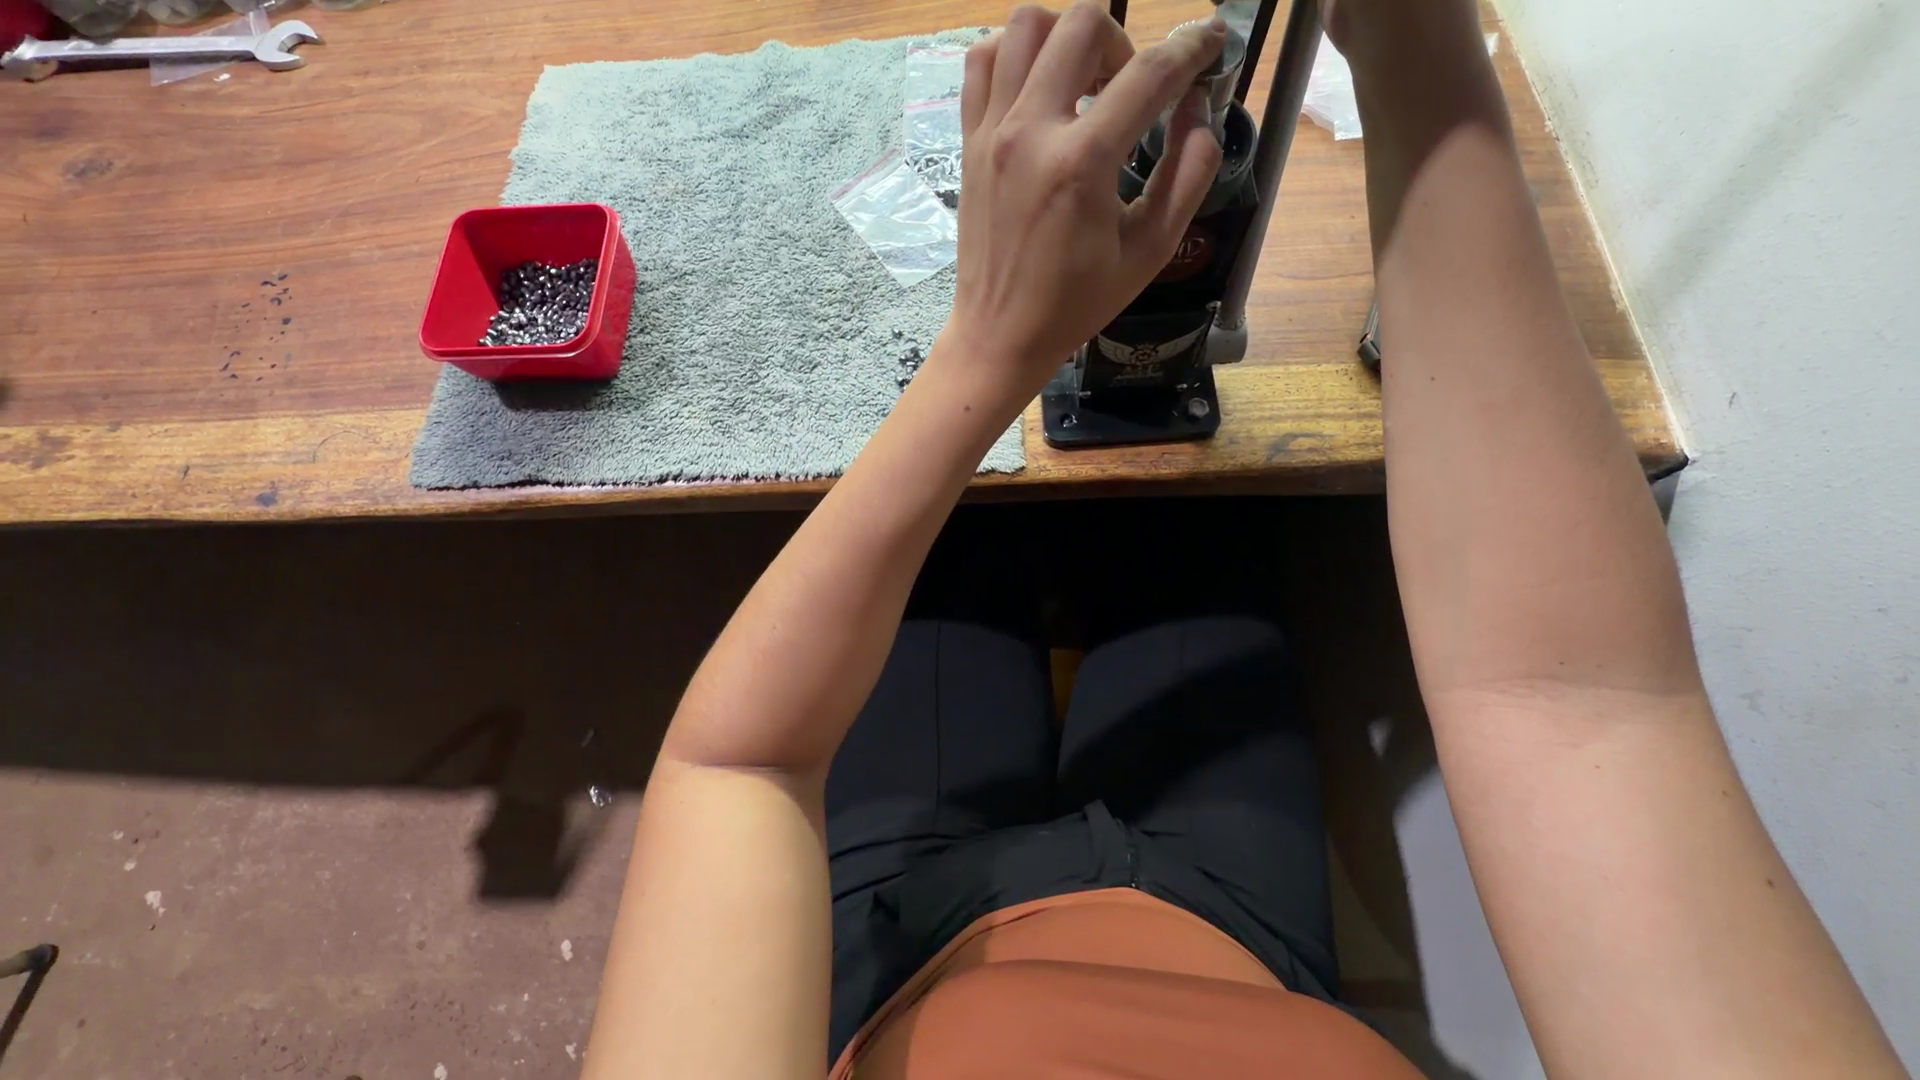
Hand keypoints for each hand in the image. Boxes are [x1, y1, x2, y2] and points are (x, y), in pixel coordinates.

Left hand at [940, 4, 1227, 403]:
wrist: (1000, 334)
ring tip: (1083, 85)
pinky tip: (1038, 87)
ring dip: (1067, 38)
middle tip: (1131, 91)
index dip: (1193, 47)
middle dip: (1125, 44)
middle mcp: (1031, 132)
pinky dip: (1015, 54)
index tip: (1214, 39)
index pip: (1149, 74)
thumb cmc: (1076, 303)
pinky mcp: (969, 143)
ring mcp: (992, 133)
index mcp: (1081, 164)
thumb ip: (1187, 176)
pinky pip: (982, 61)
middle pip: (1083, 23)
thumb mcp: (1149, 251)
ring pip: (1026, 27)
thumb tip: (1200, 114)